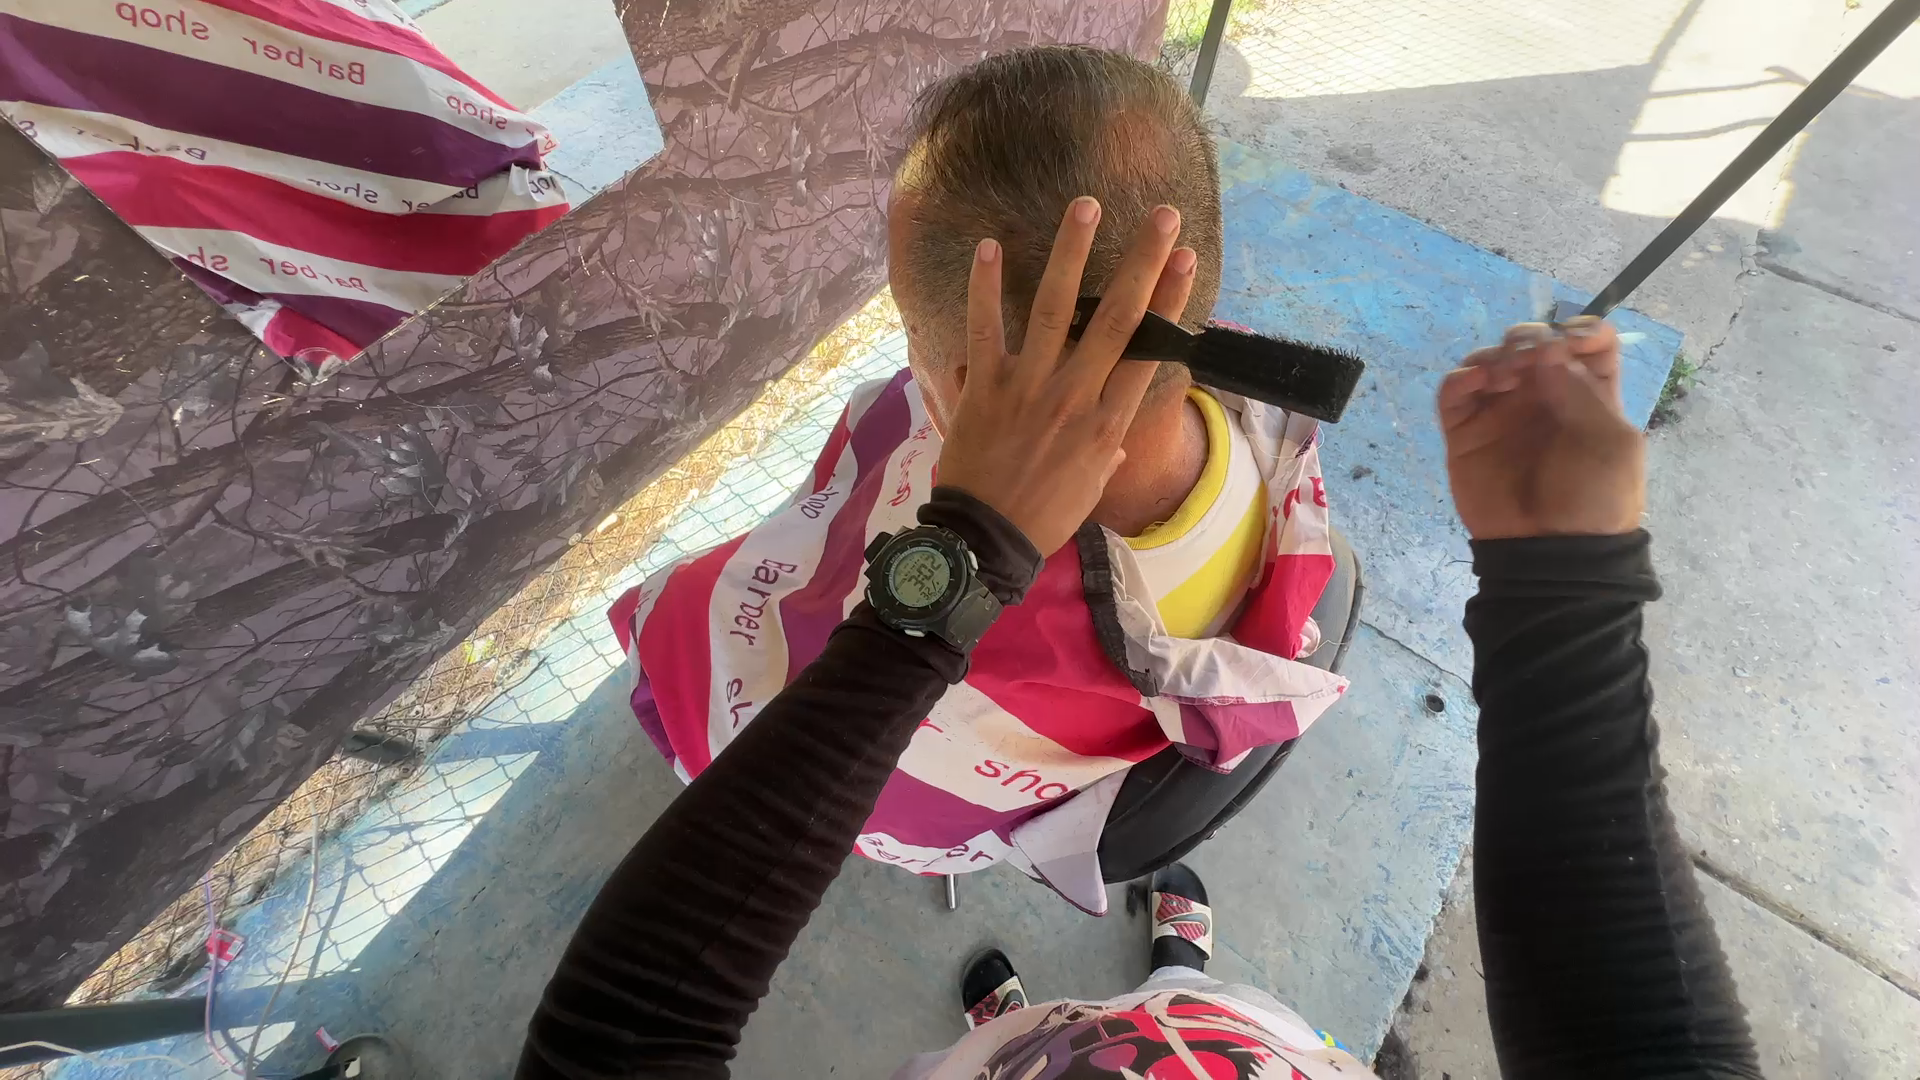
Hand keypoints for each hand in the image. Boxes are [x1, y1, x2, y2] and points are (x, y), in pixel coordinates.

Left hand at [937, 196, 1195, 554]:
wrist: (986, 538)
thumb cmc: (1043, 518)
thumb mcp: (1091, 491)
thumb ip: (1107, 455)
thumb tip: (1116, 439)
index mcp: (1107, 424)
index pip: (1148, 351)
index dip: (1171, 301)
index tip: (1185, 259)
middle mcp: (1075, 395)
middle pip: (1116, 319)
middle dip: (1142, 263)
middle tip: (1160, 215)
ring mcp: (1028, 387)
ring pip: (1055, 310)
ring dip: (1071, 254)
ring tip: (1083, 206)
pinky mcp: (985, 387)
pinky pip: (985, 329)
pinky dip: (986, 288)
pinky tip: (990, 247)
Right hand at [1437, 318, 1644, 538]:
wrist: (1548, 547)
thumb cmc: (1593, 496)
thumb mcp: (1610, 442)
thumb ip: (1580, 393)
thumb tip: (1545, 352)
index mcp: (1588, 394)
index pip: (1586, 344)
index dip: (1579, 330)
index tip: (1570, 339)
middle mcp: (1541, 396)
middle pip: (1531, 345)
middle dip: (1528, 338)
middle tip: (1527, 357)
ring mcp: (1498, 414)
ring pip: (1488, 362)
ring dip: (1492, 356)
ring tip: (1499, 376)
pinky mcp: (1463, 433)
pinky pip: (1453, 394)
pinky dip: (1458, 379)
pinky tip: (1472, 383)